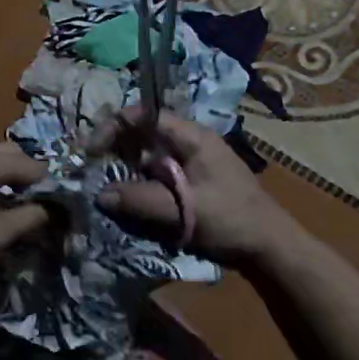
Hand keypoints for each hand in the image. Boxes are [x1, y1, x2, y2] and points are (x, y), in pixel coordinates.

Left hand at [0, 142, 49, 288]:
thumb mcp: (0, 232)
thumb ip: (32, 216)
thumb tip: (52, 209)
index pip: (33, 165)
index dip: (49, 183)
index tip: (59, 203)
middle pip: (14, 153)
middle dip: (30, 172)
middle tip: (41, 198)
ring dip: (12, 173)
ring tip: (21, 199)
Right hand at [92, 107, 299, 266]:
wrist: (268, 245)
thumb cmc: (232, 220)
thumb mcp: (185, 210)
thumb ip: (141, 200)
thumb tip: (101, 195)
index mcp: (192, 137)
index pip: (145, 114)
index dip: (113, 126)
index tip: (91, 151)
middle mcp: (188, 144)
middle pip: (142, 134)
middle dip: (113, 150)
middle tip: (90, 173)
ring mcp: (189, 164)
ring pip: (146, 157)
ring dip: (123, 171)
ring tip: (103, 190)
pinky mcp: (189, 184)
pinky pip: (156, 176)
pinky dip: (137, 185)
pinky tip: (125, 202)